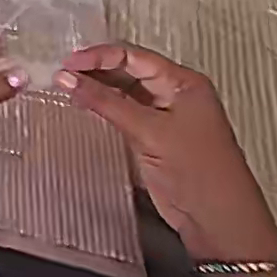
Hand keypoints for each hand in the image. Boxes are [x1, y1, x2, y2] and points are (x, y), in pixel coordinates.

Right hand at [56, 45, 276, 257]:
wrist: (218, 220)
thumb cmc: (192, 169)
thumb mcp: (147, 131)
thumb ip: (103, 101)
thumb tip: (63, 76)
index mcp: (182, 82)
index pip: (133, 56)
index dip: (97, 56)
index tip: (65, 64)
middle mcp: (173, 91)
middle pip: (127, 69)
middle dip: (93, 69)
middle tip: (58, 74)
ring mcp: (163, 112)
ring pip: (122, 88)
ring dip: (94, 86)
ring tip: (63, 86)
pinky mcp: (152, 131)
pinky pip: (122, 107)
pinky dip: (101, 103)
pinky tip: (80, 102)